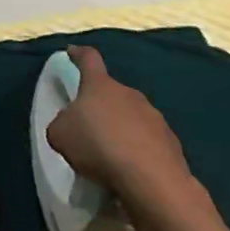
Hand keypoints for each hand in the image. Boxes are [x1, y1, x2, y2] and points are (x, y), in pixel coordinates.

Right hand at [47, 46, 204, 223]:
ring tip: (109, 154)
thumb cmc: (97, 146)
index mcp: (100, 85)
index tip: (72, 52)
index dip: (79, 55)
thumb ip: (63, 123)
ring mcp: (153, 116)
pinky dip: (136, 149)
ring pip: (130, 117)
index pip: (89, 59)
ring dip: (119, 129)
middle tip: (88, 128)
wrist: (150, 178)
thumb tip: (72, 124)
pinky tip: (128, 168)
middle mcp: (129, 94)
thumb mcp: (60, 134)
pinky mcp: (170, 141)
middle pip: (110, 93)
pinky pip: (146, 140)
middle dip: (100, 106)